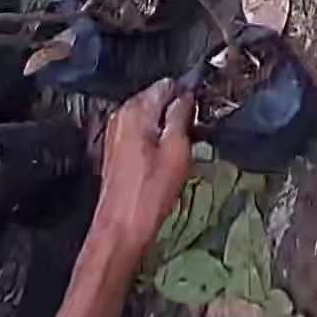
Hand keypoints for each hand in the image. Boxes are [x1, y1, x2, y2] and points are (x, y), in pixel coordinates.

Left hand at [91, 78, 194, 261]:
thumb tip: (187, 94)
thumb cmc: (151, 191)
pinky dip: (156, 140)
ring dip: (168, 128)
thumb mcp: (177, 148)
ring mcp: (116, 133)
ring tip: (180, 151)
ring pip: (152, 117)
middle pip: (159, 99)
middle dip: (177, 112)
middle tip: (192, 136)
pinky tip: (165, 161)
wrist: (120, 232)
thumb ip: (182, 114)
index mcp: (136, 109)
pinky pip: (142, 132)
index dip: (188, 96)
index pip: (168, 85)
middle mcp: (122, 115)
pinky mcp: (116, 150)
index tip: (200, 113)